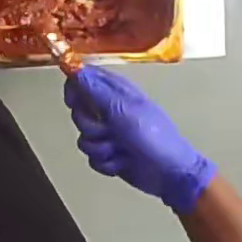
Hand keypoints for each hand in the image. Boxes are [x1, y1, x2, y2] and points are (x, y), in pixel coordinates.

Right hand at [65, 65, 214, 214]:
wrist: (167, 173)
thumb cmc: (151, 136)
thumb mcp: (122, 108)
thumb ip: (95, 89)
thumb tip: (74, 68)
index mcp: (116, 92)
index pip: (83, 79)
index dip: (74, 89)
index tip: (75, 102)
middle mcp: (110, 110)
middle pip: (78, 111)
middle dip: (90, 125)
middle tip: (109, 129)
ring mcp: (109, 133)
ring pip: (83, 137)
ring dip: (100, 147)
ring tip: (120, 148)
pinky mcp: (108, 153)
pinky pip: (90, 156)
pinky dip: (105, 162)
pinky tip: (121, 161)